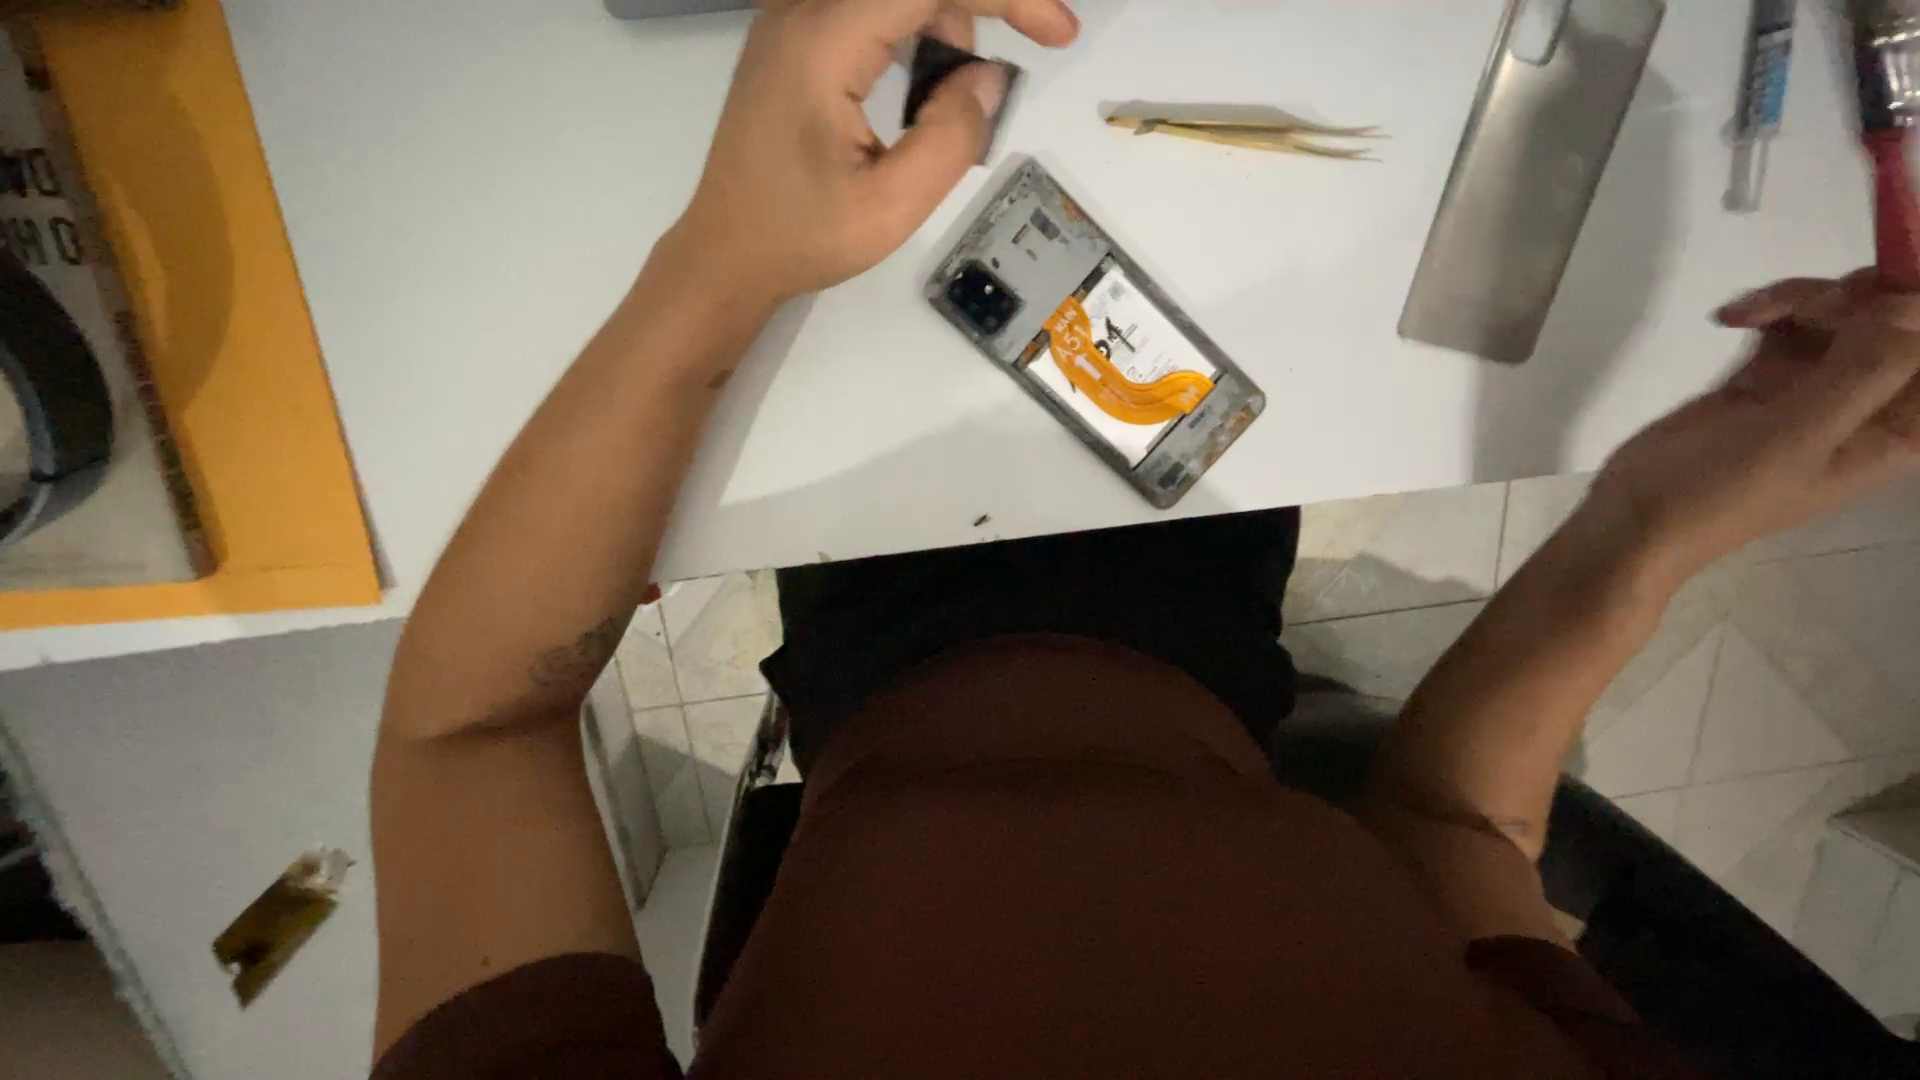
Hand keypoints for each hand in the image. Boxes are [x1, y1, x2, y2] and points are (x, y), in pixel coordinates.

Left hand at [667, 0, 1078, 306]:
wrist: (727, 253)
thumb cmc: (801, 239)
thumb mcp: (890, 207)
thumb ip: (950, 139)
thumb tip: (987, 80)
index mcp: (821, 43)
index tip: (1058, 33)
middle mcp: (799, 10)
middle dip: (974, 11)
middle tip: (1003, 72)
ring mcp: (789, 20)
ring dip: (941, 23)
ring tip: (947, 104)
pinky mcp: (791, 39)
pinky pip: (864, 8)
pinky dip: (908, 32)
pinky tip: (916, 90)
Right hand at [1582, 271, 1919, 584]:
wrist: (1631, 520)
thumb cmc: (1719, 492)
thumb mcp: (1797, 437)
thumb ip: (1866, 370)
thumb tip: (1910, 301)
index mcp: (1902, 427)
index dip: (1915, 308)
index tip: (1875, 285)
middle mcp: (1867, 404)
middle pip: (1895, 322)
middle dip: (1856, 298)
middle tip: (1802, 304)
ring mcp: (1810, 391)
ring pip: (1839, 317)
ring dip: (1801, 299)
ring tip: (1745, 312)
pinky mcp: (1758, 384)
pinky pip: (1787, 329)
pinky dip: (1768, 312)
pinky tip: (1730, 318)